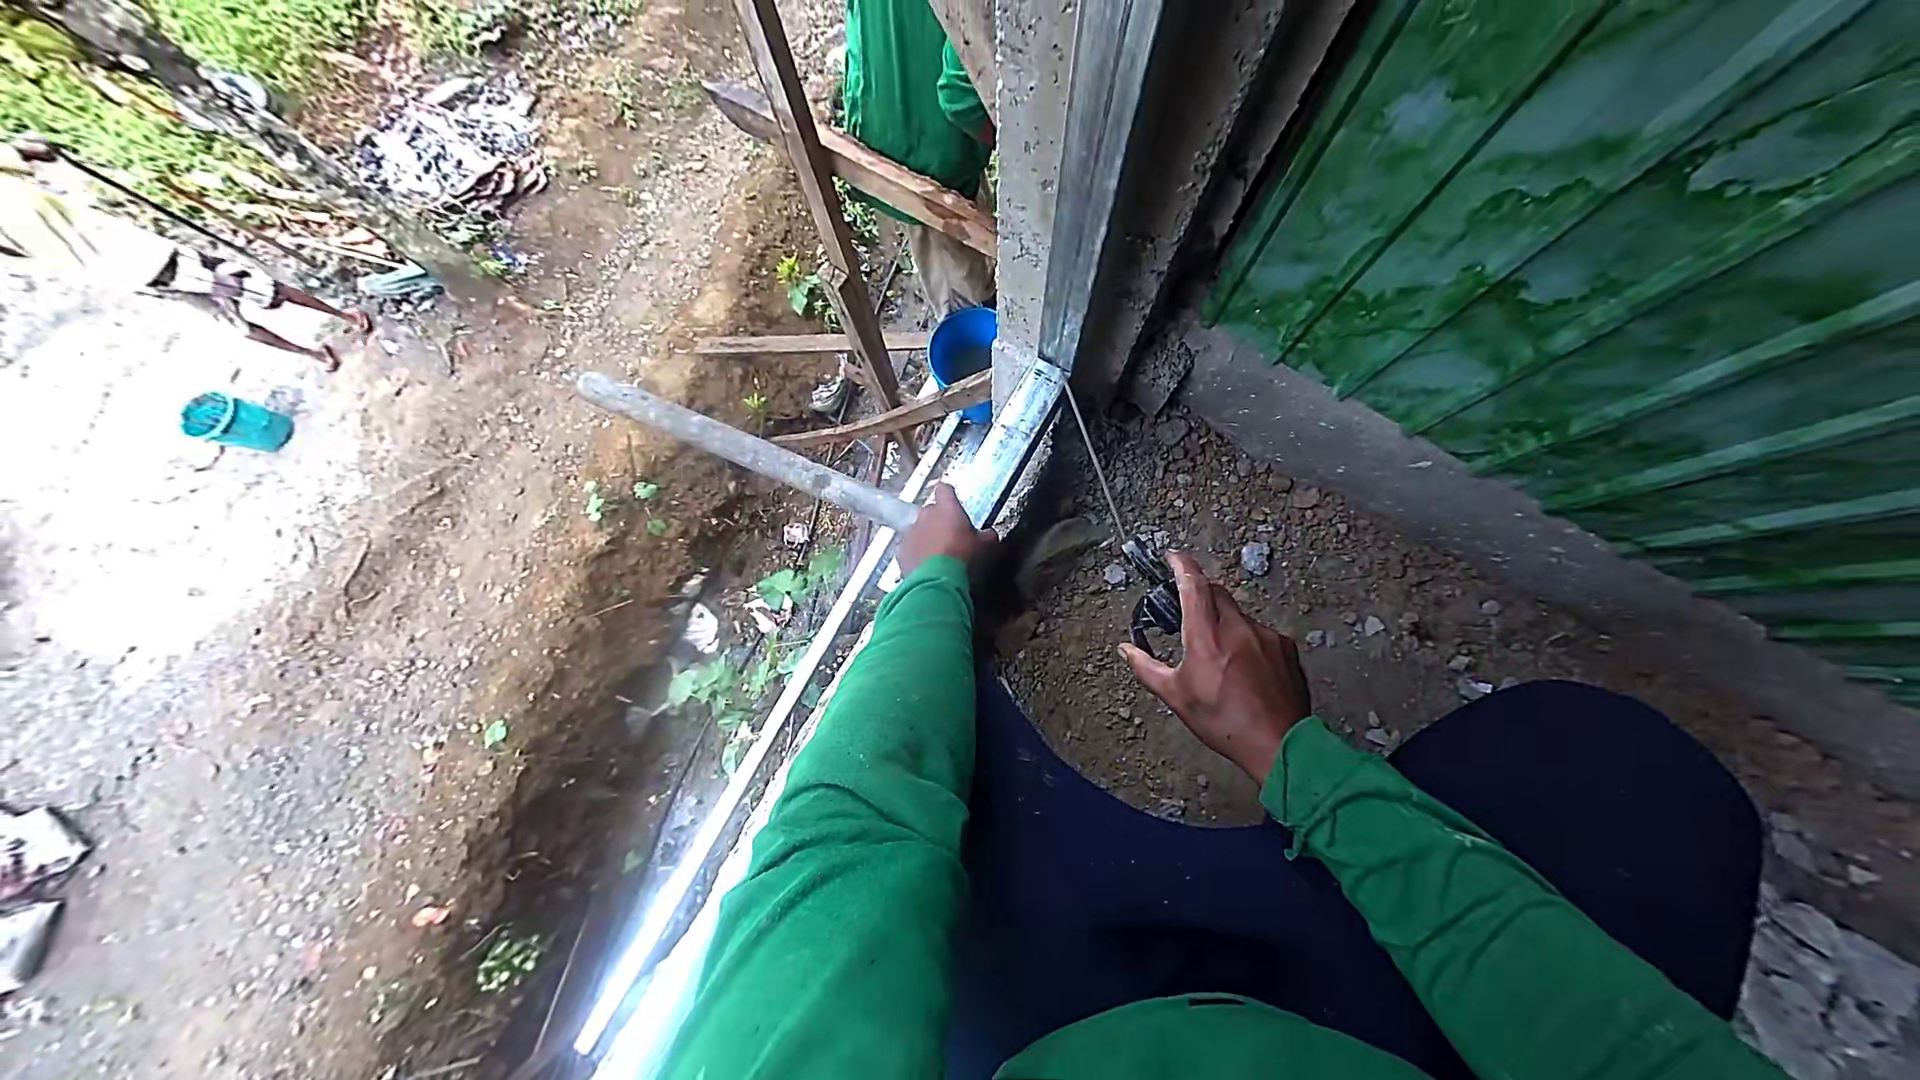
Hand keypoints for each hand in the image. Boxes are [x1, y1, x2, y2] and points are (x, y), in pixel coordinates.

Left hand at [898, 483, 997, 576]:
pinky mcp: (901, 551)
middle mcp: (926, 515)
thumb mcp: (985, 547)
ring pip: (918, 529)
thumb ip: (987, 536)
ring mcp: (911, 532)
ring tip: (938, 555)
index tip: (952, 501)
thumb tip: (989, 535)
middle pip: (930, 511)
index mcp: (947, 508)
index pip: (944, 489)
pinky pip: (909, 548)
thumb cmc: (963, 557)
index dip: (948, 495)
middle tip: (950, 536)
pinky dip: (916, 554)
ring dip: (926, 538)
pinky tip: (926, 566)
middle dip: (938, 521)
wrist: (937, 581)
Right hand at [1119, 552, 1309, 783]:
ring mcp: (1265, 636)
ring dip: (1223, 620)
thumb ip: (1147, 667)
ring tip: (1217, 653)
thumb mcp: (1176, 696)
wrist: (1279, 744)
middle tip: (1187, 606)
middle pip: (1216, 592)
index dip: (1181, 565)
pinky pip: (1259, 631)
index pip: (1193, 586)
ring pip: (1238, 613)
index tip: (1172, 557)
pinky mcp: (1285, 648)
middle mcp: (1237, 629)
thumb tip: (1127, 650)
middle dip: (1200, 592)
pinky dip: (1245, 638)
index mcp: (1206, 637)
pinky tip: (1242, 665)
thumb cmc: (1225, 722)